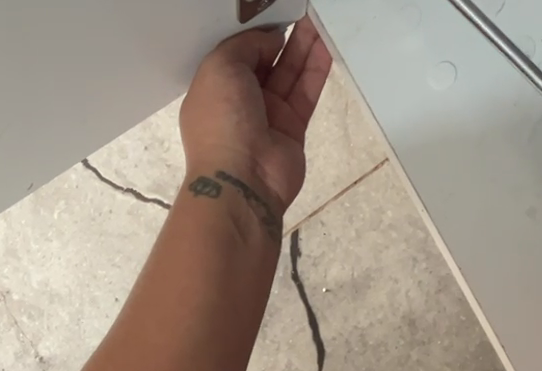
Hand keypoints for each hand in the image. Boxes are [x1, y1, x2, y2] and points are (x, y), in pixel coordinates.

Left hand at [178, 17, 331, 222]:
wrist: (241, 182)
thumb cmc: (221, 122)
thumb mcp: (220, 67)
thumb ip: (245, 44)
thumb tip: (271, 41)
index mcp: (213, 91)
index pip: (235, 56)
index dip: (253, 34)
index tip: (272, 14)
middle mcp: (239, 105)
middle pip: (265, 62)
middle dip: (282, 35)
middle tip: (301, 10)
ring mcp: (266, 119)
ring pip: (289, 74)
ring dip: (304, 45)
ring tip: (319, 16)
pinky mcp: (291, 131)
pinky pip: (306, 92)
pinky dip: (316, 68)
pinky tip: (327, 42)